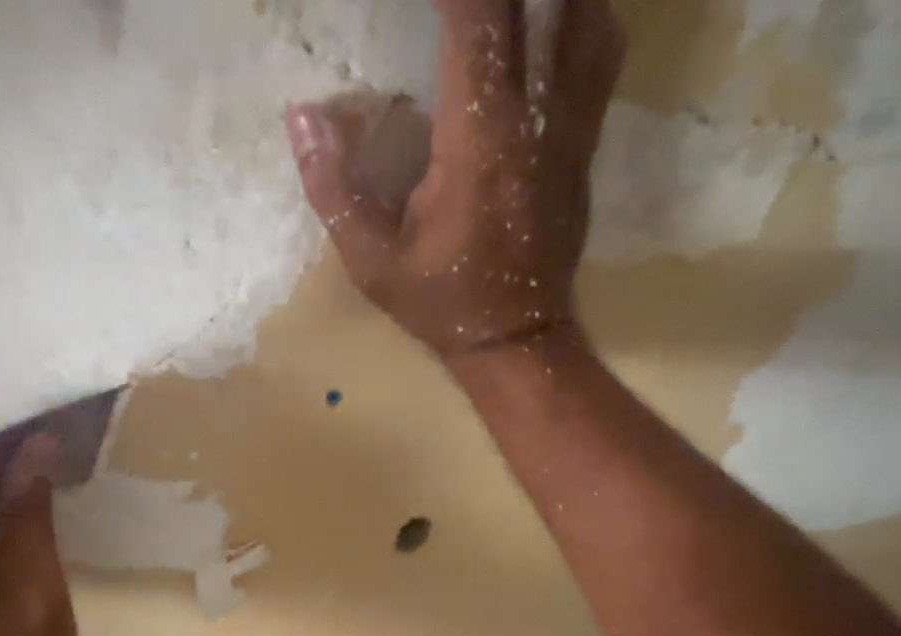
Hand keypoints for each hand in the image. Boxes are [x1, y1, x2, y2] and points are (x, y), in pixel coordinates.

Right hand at [285, 0, 624, 360]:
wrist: (515, 337)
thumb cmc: (438, 299)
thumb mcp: (370, 258)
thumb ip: (333, 186)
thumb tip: (300, 115)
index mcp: (478, 139)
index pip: (475, 25)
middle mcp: (534, 118)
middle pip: (531, 10)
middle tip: (452, 1)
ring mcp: (570, 127)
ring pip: (583, 20)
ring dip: (545, 1)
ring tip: (502, 8)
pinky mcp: (584, 142)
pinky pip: (600, 56)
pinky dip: (581, 20)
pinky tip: (552, 21)